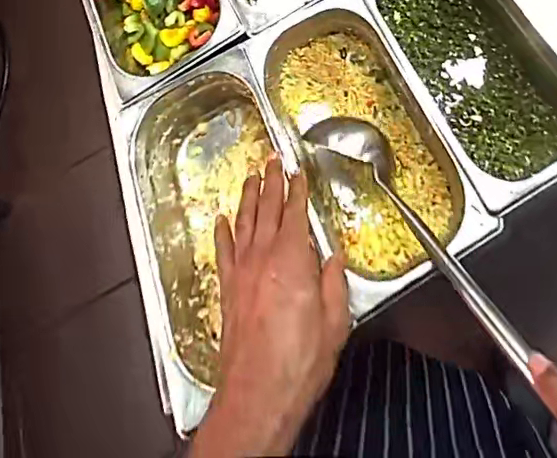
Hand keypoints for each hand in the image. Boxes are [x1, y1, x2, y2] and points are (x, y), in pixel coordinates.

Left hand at [190, 159, 349, 457]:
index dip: (296, 190)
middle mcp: (264, 259)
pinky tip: (221, 220)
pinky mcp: (227, 292)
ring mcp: (242, 274)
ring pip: (244, 223)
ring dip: (247, 198)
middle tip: (270, 160)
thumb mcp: (334, 323)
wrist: (256, 397)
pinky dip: (222, 233)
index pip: (294, 213)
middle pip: (266, 210)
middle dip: (270, 182)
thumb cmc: (296, 364)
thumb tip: (335, 259)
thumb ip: (334, 284)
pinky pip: (224, 252)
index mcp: (293, 261)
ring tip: (249, 178)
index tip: (297, 173)